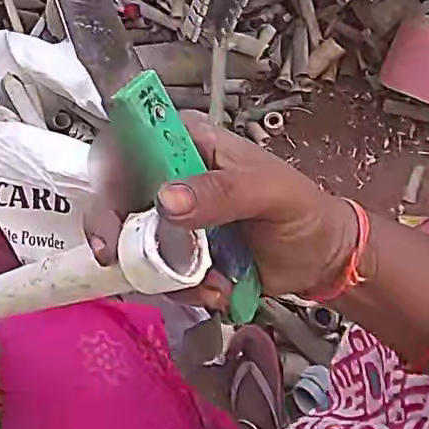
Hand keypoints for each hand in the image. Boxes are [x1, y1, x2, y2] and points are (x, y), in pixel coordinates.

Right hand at [83, 113, 358, 299]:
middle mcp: (171, 175)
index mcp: (190, 142)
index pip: (131, 139)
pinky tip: (219, 289)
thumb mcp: (268, 192)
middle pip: (116, 192)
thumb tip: (165, 200)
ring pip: (131, 238)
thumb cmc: (301, 210)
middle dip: (112, 228)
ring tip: (212, 282)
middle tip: (114, 256)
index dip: (108, 168)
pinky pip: (156, 272)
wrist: (320, 257)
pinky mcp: (178, 253)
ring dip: (161, 269)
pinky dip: (181, 289)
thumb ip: (222, 192)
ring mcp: (172, 218)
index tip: (108, 207)